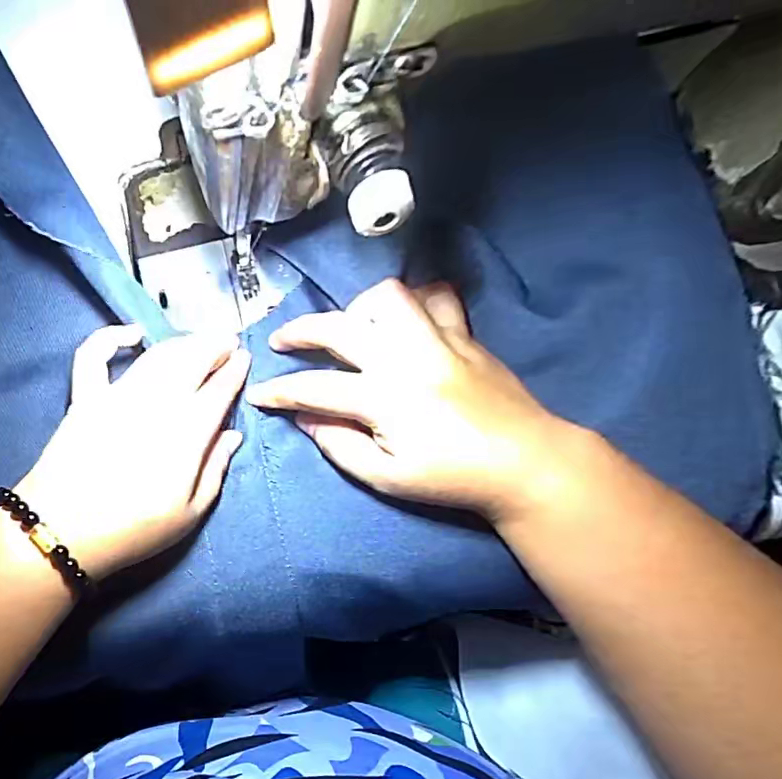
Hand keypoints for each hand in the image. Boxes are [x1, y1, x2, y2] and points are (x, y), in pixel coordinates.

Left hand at [13, 326, 248, 577]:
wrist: (63, 531)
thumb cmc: (133, 530)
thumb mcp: (189, 514)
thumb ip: (215, 470)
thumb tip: (232, 436)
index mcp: (188, 432)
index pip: (219, 389)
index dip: (235, 370)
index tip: (245, 359)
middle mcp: (156, 402)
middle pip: (191, 359)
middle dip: (214, 346)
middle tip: (227, 343)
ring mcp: (117, 395)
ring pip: (156, 354)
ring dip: (181, 342)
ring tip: (196, 343)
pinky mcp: (85, 397)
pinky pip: (96, 355)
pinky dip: (112, 337)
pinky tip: (132, 335)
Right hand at [245, 278, 608, 526]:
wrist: (524, 462)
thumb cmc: (452, 479)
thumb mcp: (387, 477)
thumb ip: (341, 446)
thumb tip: (307, 419)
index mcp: (385, 397)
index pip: (316, 387)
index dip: (280, 392)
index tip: (258, 395)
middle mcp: (407, 357)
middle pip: (341, 326)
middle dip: (302, 331)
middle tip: (282, 343)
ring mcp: (439, 340)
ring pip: (389, 297)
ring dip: (358, 310)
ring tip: (349, 331)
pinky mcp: (464, 336)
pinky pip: (436, 299)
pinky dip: (413, 304)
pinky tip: (403, 324)